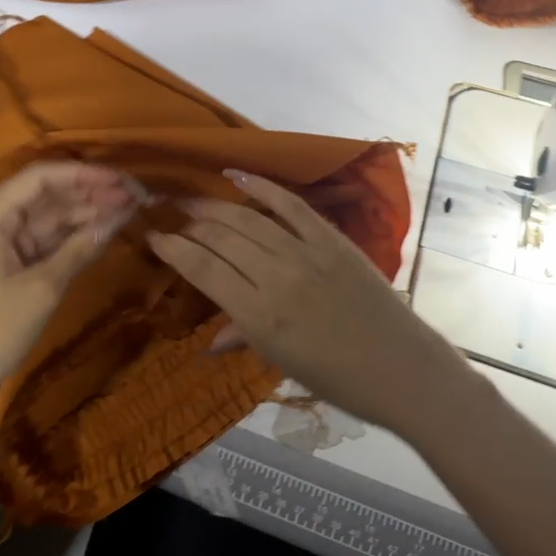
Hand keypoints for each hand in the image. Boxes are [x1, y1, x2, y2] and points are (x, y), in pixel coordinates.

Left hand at [0, 162, 143, 415]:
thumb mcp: (42, 288)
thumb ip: (81, 247)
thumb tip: (119, 216)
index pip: (41, 177)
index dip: (84, 175)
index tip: (122, 181)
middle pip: (45, 195)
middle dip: (89, 193)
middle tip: (134, 195)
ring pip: (47, 218)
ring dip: (84, 214)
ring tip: (128, 210)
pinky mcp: (5, 266)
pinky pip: (42, 241)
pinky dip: (71, 238)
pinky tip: (103, 233)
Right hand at [145, 169, 466, 432]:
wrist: (402, 369)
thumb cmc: (339, 379)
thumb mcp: (281, 363)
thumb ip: (240, 339)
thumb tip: (205, 343)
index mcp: (258, 315)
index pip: (202, 268)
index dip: (172, 248)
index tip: (153, 236)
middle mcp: (275, 276)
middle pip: (220, 237)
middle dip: (190, 224)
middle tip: (171, 215)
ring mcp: (306, 252)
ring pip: (248, 218)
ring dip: (215, 206)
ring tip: (192, 200)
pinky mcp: (331, 239)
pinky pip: (290, 204)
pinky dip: (262, 186)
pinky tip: (236, 176)